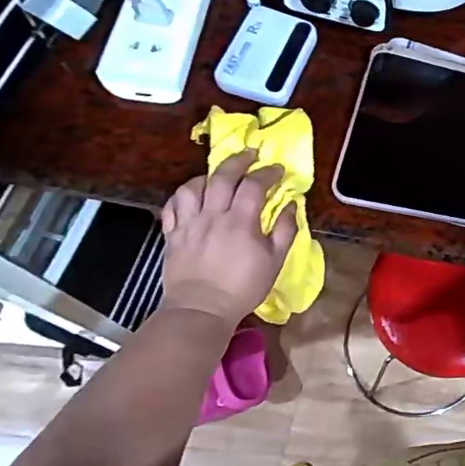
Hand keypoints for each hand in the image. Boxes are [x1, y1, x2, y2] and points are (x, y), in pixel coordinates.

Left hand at [159, 158, 298, 325]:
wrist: (201, 310)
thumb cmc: (243, 287)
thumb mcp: (275, 261)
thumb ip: (286, 230)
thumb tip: (291, 206)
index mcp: (240, 221)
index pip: (254, 185)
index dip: (267, 173)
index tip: (278, 170)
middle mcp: (212, 216)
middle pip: (222, 176)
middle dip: (238, 161)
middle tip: (250, 155)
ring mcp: (189, 224)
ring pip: (192, 187)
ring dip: (207, 176)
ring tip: (217, 175)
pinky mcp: (172, 235)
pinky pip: (172, 206)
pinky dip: (183, 195)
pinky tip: (193, 196)